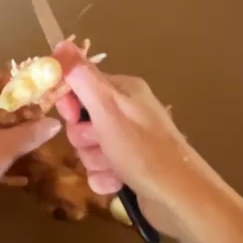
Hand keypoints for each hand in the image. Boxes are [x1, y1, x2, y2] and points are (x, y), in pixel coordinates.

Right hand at [51, 41, 207, 207]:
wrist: (181, 198)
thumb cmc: (143, 148)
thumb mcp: (108, 108)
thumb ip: (82, 77)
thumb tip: (62, 44)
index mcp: (124, 91)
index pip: (81, 84)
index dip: (69, 101)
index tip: (70, 114)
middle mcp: (127, 112)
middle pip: (82, 120)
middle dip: (84, 137)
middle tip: (98, 143)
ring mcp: (129, 141)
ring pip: (89, 147)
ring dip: (94, 160)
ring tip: (114, 167)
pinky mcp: (129, 167)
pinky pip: (100, 169)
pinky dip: (104, 177)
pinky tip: (117, 183)